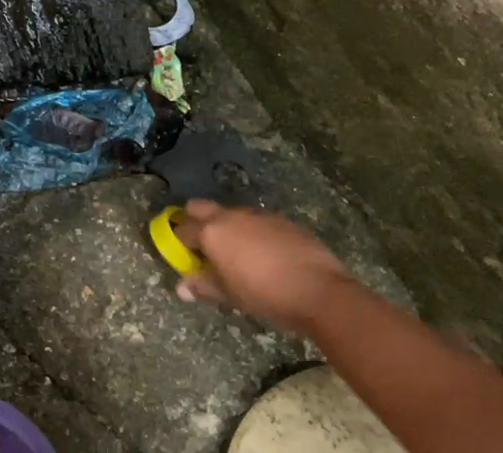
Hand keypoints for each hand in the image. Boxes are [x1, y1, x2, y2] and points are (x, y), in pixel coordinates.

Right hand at [172, 200, 355, 332]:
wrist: (322, 292)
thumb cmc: (266, 295)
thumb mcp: (231, 296)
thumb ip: (203, 287)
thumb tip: (181, 289)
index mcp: (210, 232)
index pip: (182, 229)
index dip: (181, 242)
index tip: (188, 257)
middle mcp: (229, 216)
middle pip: (199, 206)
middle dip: (196, 221)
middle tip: (206, 246)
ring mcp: (258, 215)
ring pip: (231, 212)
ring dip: (228, 226)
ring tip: (242, 252)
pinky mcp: (283, 220)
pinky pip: (259, 220)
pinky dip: (256, 231)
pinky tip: (270, 254)